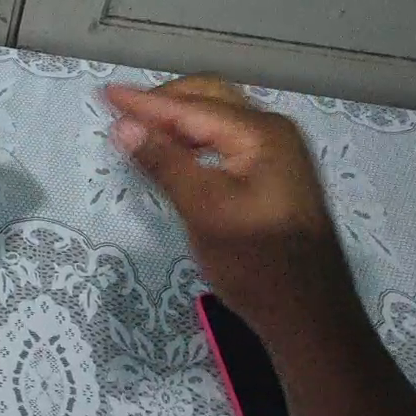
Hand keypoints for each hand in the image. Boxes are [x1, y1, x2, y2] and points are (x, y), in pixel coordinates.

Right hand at [104, 75, 344, 319]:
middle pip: (207, 98)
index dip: (144, 102)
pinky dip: (193, 137)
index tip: (106, 94)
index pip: (191, 107)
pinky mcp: (271, 171)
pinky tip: (172, 152)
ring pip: (215, 115)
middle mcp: (272, 130)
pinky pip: (224, 136)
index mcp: (261, 133)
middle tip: (121, 113)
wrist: (310, 321)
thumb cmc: (256, 265)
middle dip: (162, 101)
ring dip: (176, 118)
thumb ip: (163, 162)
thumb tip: (122, 126)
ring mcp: (276, 150)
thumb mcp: (203, 210)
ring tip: (138, 130)